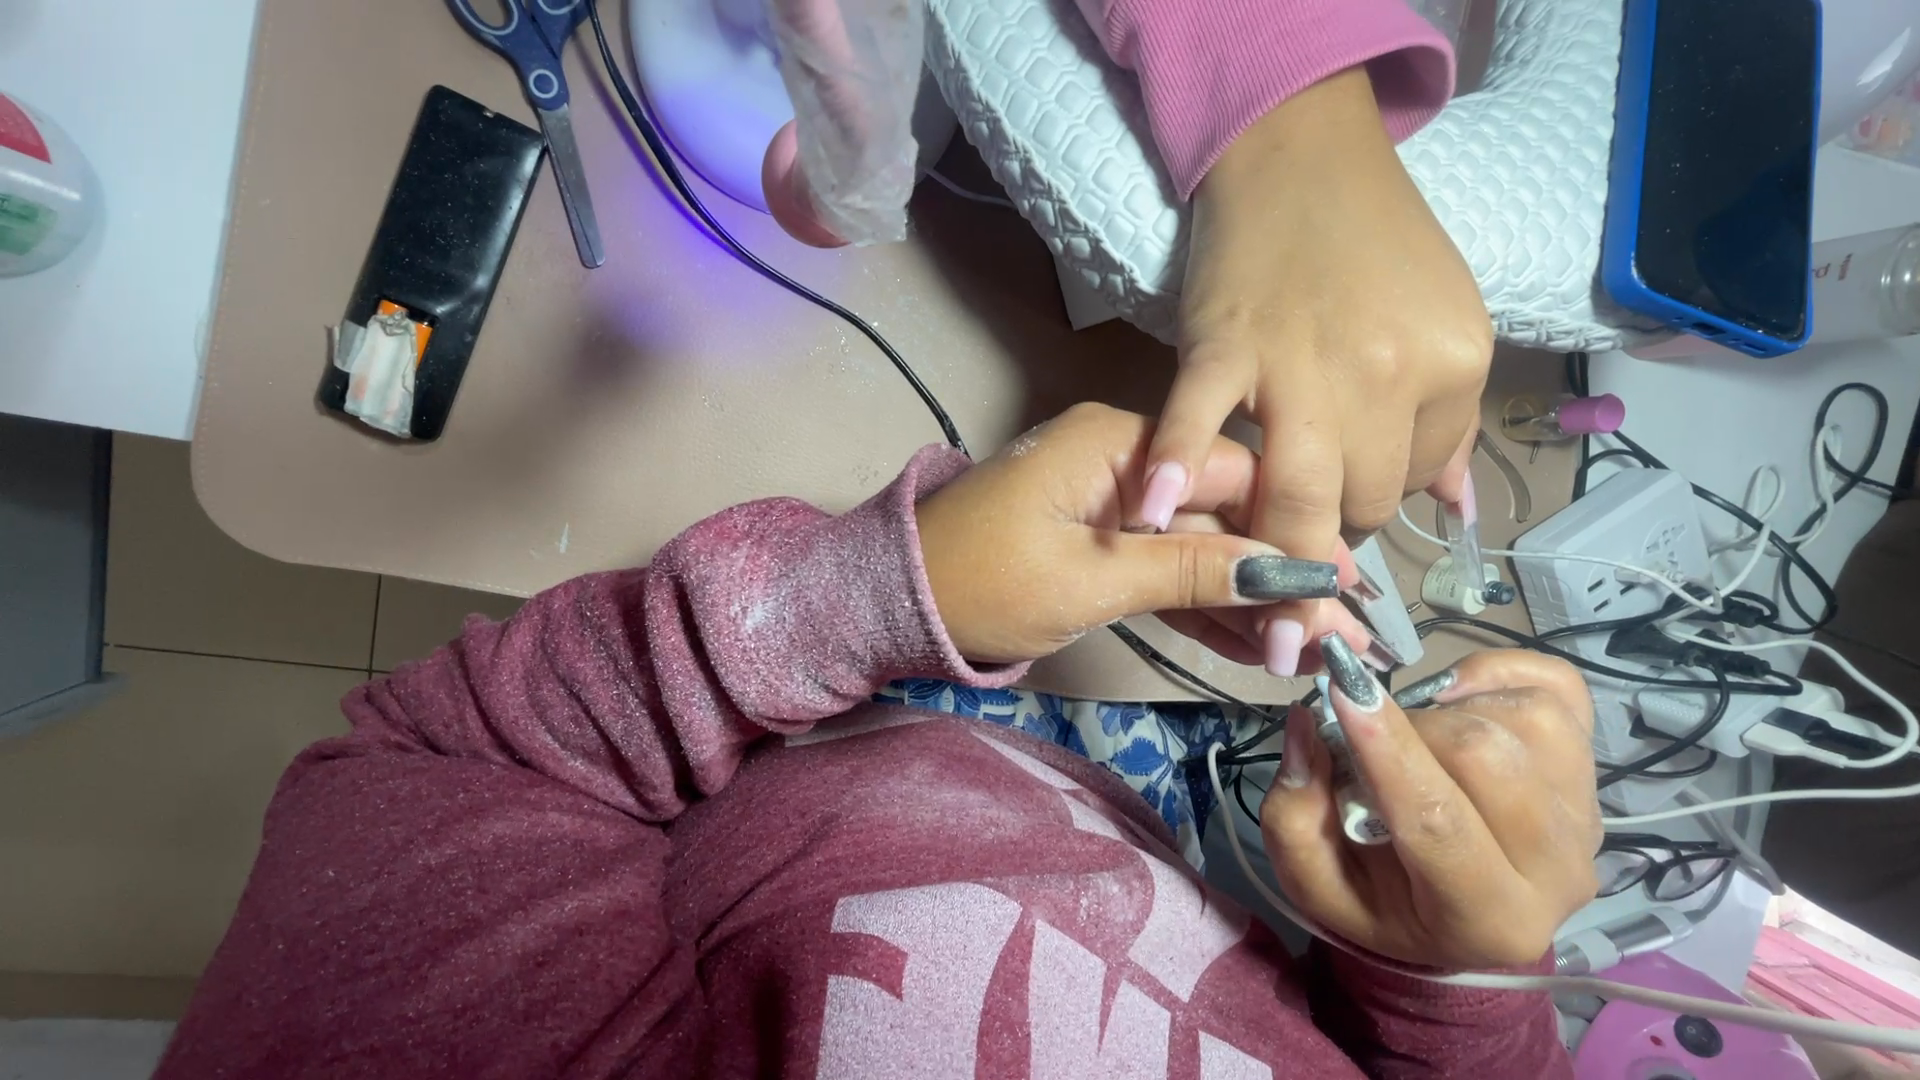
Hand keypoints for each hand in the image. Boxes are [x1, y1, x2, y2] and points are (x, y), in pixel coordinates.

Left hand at [916, 404, 1370, 665]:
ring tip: (1311, 653)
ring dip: (1245, 602)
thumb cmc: (985, 583)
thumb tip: (1289, 573)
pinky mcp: (1097, 543)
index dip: (1290, 531)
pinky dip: (1197, 608)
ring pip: (1196, 551)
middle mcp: (1122, 463)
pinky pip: (1160, 571)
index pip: (1230, 475)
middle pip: (1221, 517)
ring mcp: (1110, 505)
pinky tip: (1251, 646)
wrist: (900, 602)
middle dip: (1277, 579)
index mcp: (1118, 445)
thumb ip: (1190, 571)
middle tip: (1344, 636)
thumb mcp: (1091, 580)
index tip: (1345, 588)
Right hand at [1136, 67, 1490, 675]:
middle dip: (1327, 548)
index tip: (1334, 512)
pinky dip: (1180, 466)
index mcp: (1451, 366)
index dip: (1369, 509)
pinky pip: (1201, 418)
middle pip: (1358, 504)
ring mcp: (1300, 361)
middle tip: (1301, 590)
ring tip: (1268, 632)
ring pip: (1297, 490)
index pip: (1410, 483)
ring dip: (1279, 564)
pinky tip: (1154, 514)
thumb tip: (1458, 512)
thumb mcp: (1442, 327)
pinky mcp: (1222, 346)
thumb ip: (1451, 426)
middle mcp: (1386, 373)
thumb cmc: (1371, 248)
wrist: (1300, 159)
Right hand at [1262, 649, 1600, 969]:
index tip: (1342, 690)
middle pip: (1485, 754)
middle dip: (1409, 727)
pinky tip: (1458, 697)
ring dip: (1449, 708)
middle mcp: (1557, 871)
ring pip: (1527, 717)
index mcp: (1484, 915)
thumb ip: (1294, 811)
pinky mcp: (1592, 770)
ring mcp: (1586, 818)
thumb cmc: (1379, 901)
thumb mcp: (1311, 877)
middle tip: (1372, 737)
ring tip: (1418, 733)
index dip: (1386, 747)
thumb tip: (1306, 721)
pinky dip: (1498, 673)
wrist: (1459, 922)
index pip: (1438, 818)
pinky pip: (1557, 686)